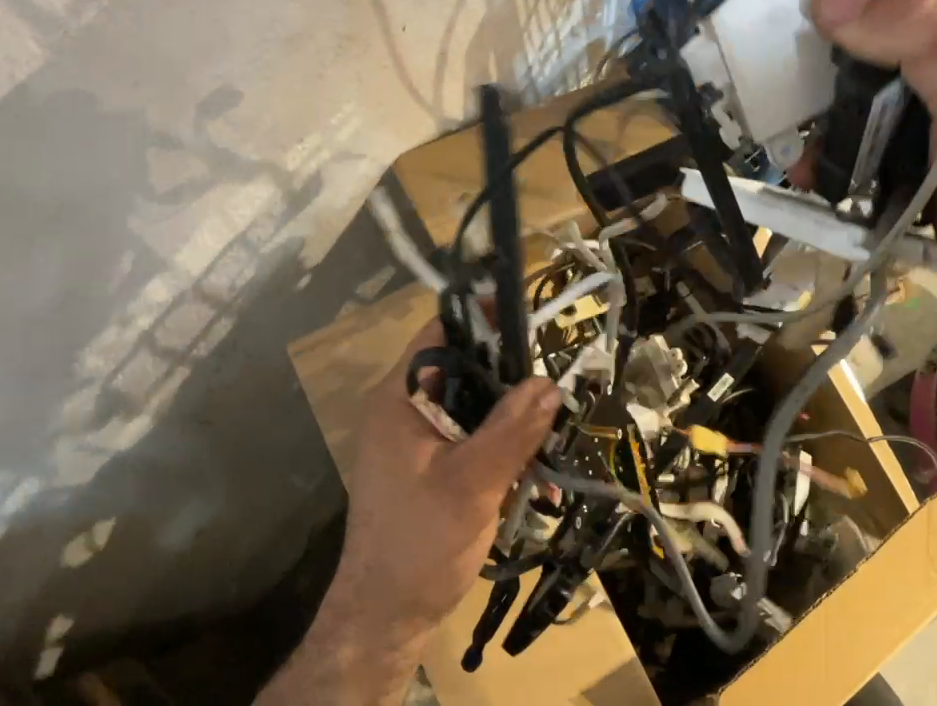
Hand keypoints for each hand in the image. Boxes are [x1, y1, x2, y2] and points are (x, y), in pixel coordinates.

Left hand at [330, 318, 561, 638]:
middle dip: (509, 377)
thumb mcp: (473, 483)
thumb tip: (549, 382)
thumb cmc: (419, 543)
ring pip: (472, 408)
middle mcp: (403, 411)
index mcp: (399, 399)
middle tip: (553, 386)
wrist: (383, 619)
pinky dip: (501, 449)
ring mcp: (415, 442)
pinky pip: (471, 441)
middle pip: (463, 370)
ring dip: (511, 420)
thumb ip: (512, 429)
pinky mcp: (429, 469)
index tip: (530, 318)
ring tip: (552, 432)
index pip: (440, 334)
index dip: (482, 319)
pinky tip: (534, 474)